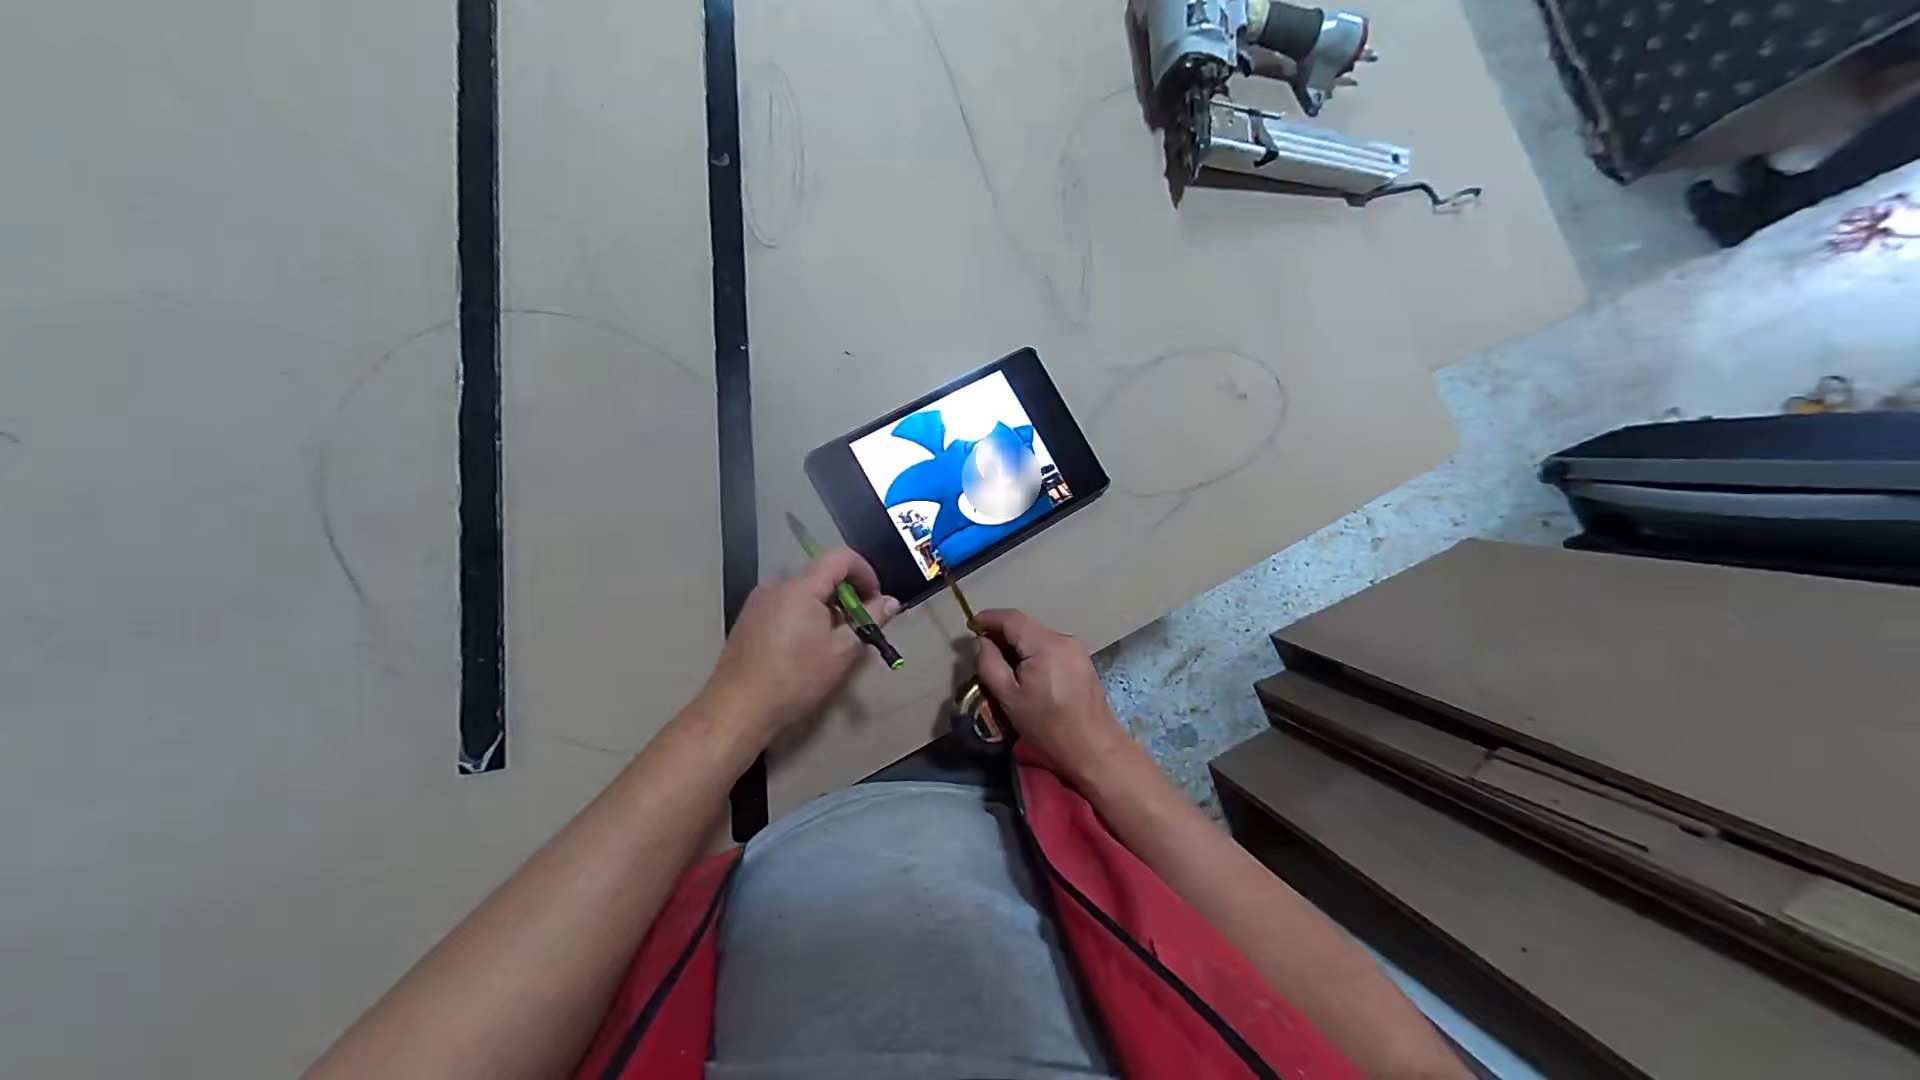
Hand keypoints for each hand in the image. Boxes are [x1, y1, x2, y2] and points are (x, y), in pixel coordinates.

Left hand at [697, 549, 901, 743]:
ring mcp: (759, 601)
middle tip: (859, 627)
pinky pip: (786, 605)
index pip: (841, 557)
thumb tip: (891, 602)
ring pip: (804, 592)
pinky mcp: (749, 619)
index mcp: (801, 588)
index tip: (876, 600)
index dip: (866, 572)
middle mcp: (777, 586)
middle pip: (822, 576)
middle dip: (847, 596)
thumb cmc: (795, 679)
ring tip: (832, 644)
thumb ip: (869, 619)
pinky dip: (804, 616)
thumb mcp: (841, 651)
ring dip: (826, 608)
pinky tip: (805, 649)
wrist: (737, 709)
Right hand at [972, 609, 1135, 782]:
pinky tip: (1026, 669)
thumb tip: (981, 642)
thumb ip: (989, 663)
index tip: (971, 625)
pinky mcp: (1082, 659)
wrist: (1092, 746)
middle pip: (1026, 625)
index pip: (1012, 618)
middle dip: (1002, 632)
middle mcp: (1064, 638)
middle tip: (982, 647)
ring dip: (1018, 643)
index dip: (989, 618)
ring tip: (1002, 661)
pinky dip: (1033, 650)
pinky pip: (1051, 645)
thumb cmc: (1047, 725)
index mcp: (1045, 645)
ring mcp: (1077, 648)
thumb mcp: (1008, 697)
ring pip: (1038, 635)